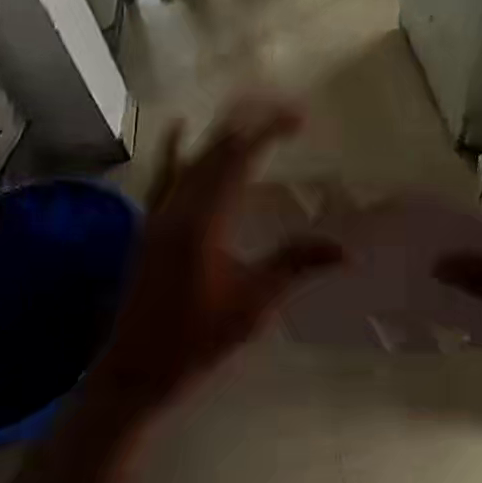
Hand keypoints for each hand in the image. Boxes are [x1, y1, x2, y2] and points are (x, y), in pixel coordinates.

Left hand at [92, 99, 341, 410]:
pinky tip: (178, 130)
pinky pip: (164, 174)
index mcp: (204, 221)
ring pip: (191, 158)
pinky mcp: (148, 224)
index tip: (299, 119)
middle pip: (215, 149)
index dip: (268, 131)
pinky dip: (176, 148)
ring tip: (249, 113)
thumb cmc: (197, 340)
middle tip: (284, 112)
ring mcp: (157, 213)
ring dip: (221, 133)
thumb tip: (346, 250)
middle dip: (250, 124)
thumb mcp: (253, 304)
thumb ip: (295, 265)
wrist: (135, 370)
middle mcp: (177, 206)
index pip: (239, 158)